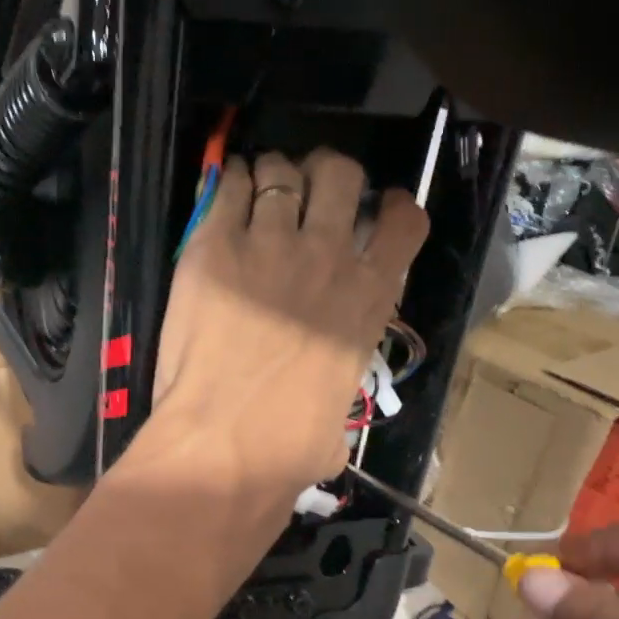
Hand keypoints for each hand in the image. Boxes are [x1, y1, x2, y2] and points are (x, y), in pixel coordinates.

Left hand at [137, 149, 428, 500]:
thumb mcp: (339, 419)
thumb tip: (327, 420)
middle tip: (307, 187)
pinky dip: (231, 181)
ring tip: (261, 183)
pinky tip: (226, 186)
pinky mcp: (214, 248)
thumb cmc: (287, 446)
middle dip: (328, 172)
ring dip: (274, 172)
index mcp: (369, 297)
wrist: (223, 441)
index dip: (391, 206)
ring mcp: (268, 245)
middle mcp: (326, 257)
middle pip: (340, 176)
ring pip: (282, 173)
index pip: (404, 223)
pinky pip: (228, 189)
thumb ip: (338, 393)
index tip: (375, 208)